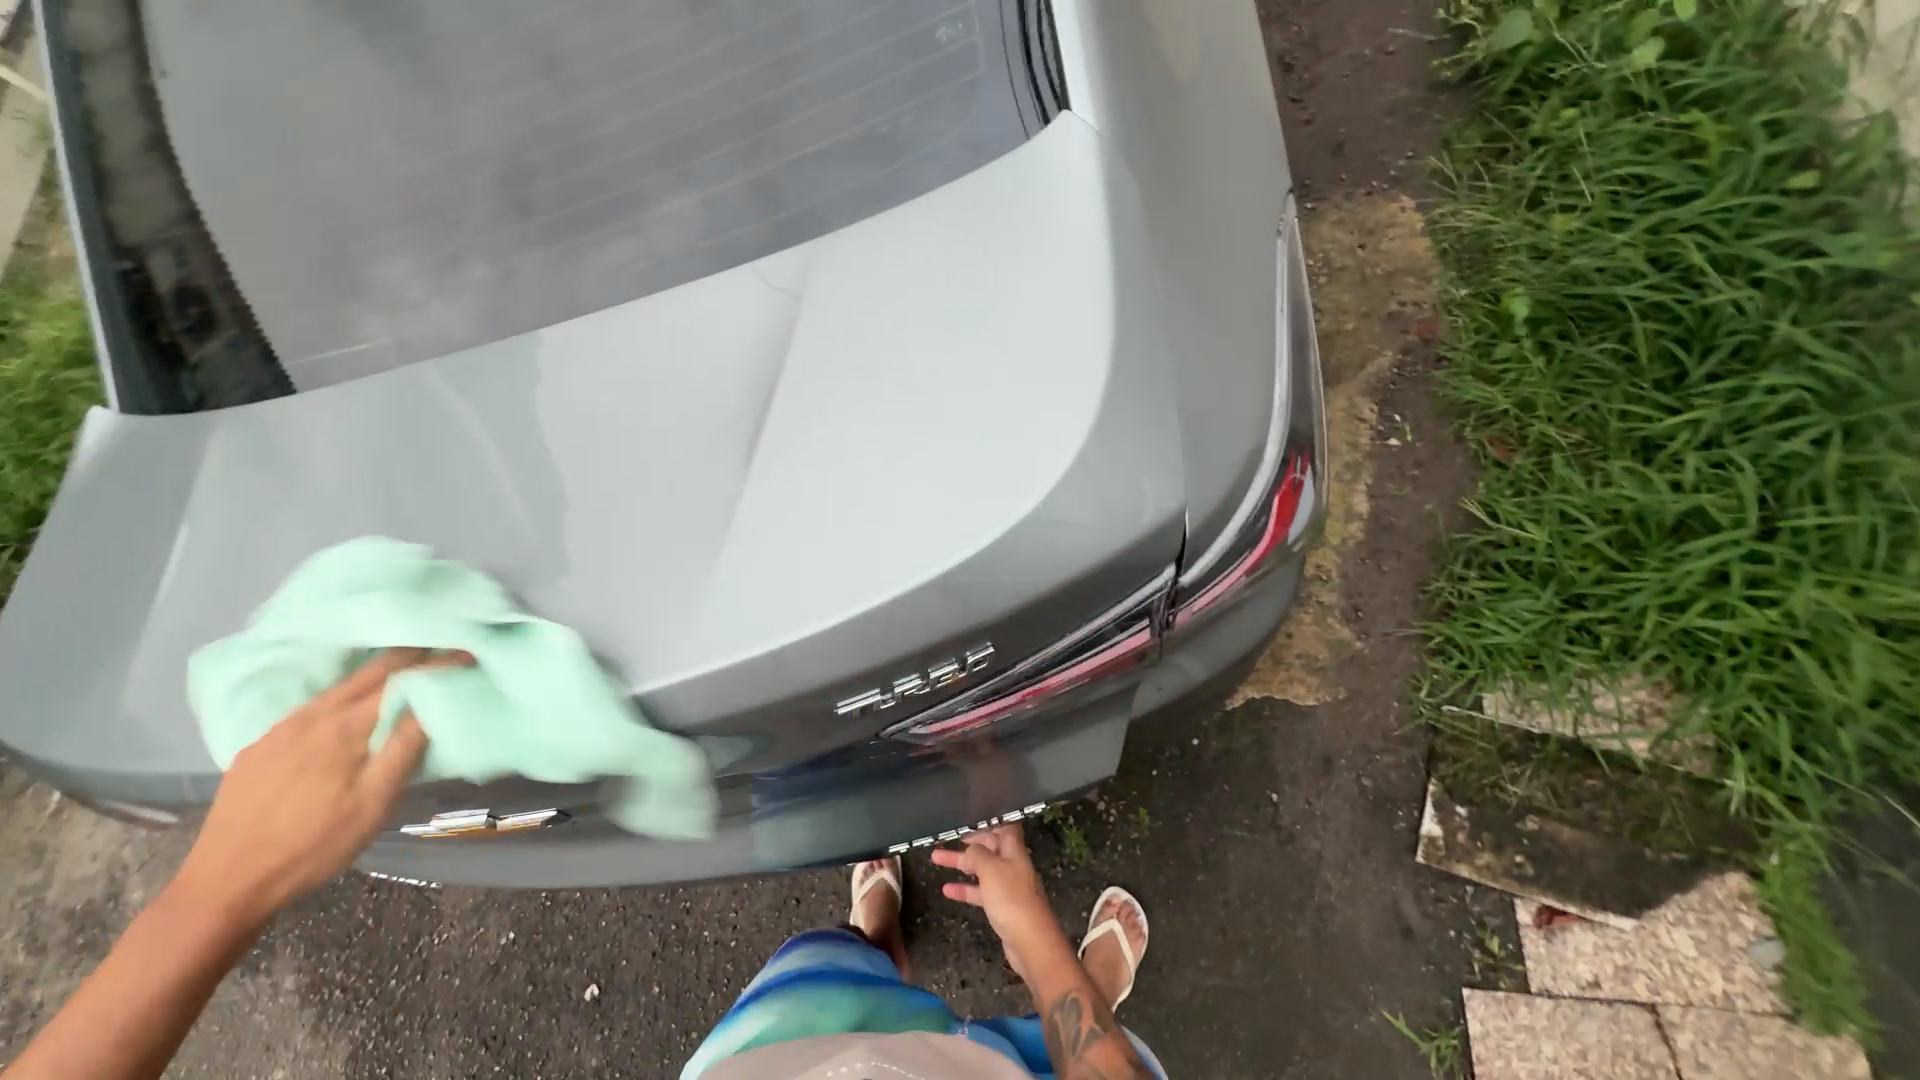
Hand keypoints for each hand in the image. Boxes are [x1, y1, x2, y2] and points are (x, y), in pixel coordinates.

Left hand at [174, 648, 463, 924]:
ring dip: (373, 675)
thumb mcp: (373, 803)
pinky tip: (345, 713)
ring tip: (401, 674)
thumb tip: (432, 702)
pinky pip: (310, 709)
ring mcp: (278, 731)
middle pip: (366, 673)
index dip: (437, 664)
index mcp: (343, 728)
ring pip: (336, 689)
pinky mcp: (258, 749)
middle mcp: (310, 717)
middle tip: (439, 648)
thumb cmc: (314, 846)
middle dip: (406, 656)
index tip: (468, 653)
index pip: (400, 680)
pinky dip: (341, 698)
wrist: (225, 884)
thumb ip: (404, 748)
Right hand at [933, 823, 1065, 979]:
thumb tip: (970, 849)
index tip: (969, 826)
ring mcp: (1008, 888)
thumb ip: (977, 854)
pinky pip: (981, 893)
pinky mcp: (1002, 907)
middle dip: (968, 845)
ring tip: (937, 860)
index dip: (988, 825)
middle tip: (946, 842)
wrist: (1030, 941)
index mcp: (1014, 852)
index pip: (1005, 829)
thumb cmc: (1011, 898)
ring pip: (982, 871)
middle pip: (990, 849)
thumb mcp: (991, 869)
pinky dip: (965, 889)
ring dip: (961, 865)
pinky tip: (947, 890)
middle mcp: (1013, 866)